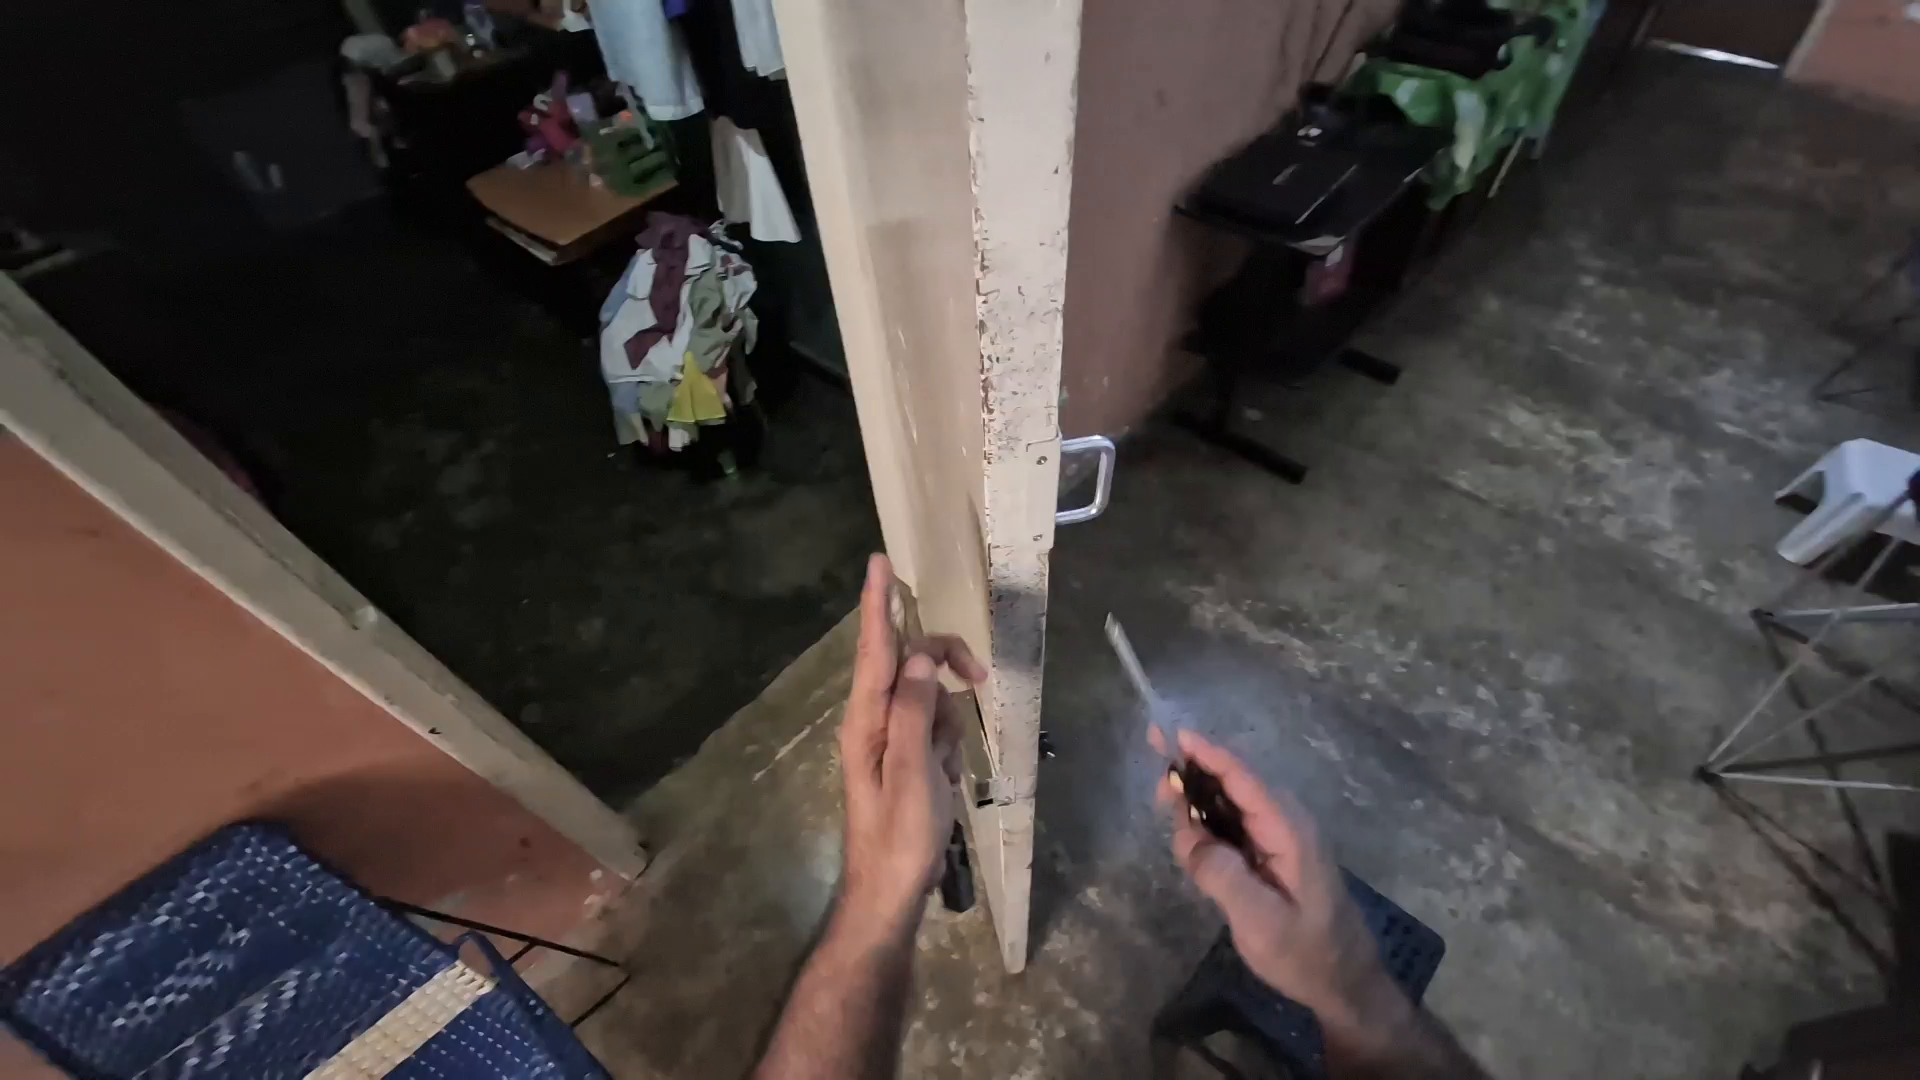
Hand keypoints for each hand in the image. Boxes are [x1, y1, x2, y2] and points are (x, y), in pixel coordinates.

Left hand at [837, 554, 987, 936]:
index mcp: (865, 719)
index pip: (874, 647)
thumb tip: (918, 659)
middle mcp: (871, 719)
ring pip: (928, 696)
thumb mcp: (913, 773)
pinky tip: (947, 776)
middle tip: (979, 678)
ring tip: (947, 767)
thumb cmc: (900, 837)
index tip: (879, 562)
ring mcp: (888, 737)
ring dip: (949, 723)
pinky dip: (948, 743)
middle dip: (944, 667)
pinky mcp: (903, 753)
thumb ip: (913, 712)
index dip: (879, 603)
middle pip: (908, 665)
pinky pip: (934, 725)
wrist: (890, 893)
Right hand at [1157, 730, 1411, 1048]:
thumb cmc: (1306, 953)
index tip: (1175, 734)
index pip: (1244, 778)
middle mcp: (1283, 821)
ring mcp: (1276, 835)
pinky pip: (1230, 820)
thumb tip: (1187, 835)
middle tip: (1156, 763)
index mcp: (1288, 829)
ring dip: (1195, 795)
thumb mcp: (1261, 922)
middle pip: (1232, 779)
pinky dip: (1204, 818)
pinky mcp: (1267, 850)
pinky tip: (1187, 831)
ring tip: (1165, 799)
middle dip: (1194, 766)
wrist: (1345, 986)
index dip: (1209, 753)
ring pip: (1227, 799)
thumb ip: (1223, 875)